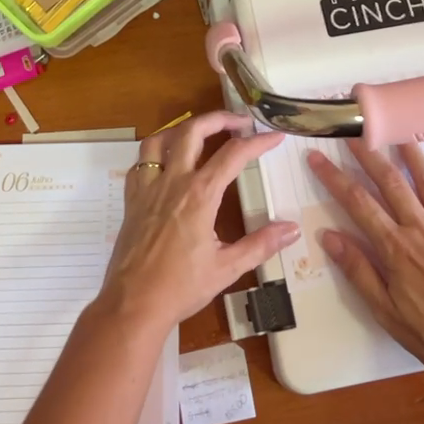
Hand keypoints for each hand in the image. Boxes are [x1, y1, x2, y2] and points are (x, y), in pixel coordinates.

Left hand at [100, 112, 298, 331]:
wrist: (133, 305)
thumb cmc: (181, 288)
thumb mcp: (227, 268)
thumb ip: (261, 244)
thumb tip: (292, 229)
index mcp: (200, 195)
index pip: (234, 154)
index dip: (258, 142)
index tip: (275, 137)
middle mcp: (173, 181)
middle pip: (194, 131)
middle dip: (219, 118)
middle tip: (240, 122)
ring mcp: (148, 187)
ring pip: (161, 139)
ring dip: (183, 128)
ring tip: (202, 132)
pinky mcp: (132, 199)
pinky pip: (141, 162)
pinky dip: (156, 151)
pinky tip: (168, 161)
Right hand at [308, 141, 423, 380]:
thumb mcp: (385, 311)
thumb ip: (358, 271)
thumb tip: (330, 237)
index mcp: (395, 248)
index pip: (357, 204)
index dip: (334, 178)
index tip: (317, 158)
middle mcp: (421, 229)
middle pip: (390, 183)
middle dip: (369, 155)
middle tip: (354, 132)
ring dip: (412, 155)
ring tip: (400, 132)